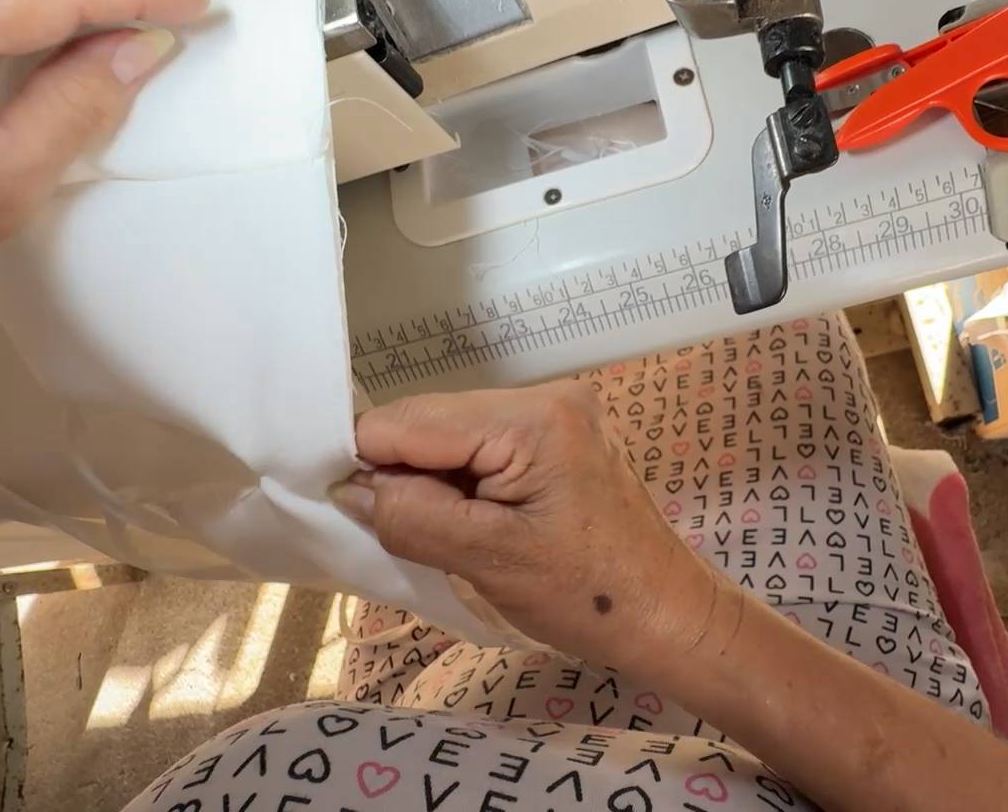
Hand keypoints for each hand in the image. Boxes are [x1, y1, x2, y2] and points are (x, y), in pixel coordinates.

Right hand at [342, 382, 730, 670]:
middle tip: (403, 530)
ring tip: (448, 531)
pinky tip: (471, 517)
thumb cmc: (587, 596)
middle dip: (404, 470)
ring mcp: (558, 410)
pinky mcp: (561, 432)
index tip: (343, 503)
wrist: (664, 611)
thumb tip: (352, 486)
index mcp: (532, 418)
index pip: (412, 419)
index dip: (367, 458)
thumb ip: (411, 514)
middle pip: (433, 419)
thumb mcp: (487, 559)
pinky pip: (486, 443)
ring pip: (455, 432)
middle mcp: (547, 395)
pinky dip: (464, 477)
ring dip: (433, 476)